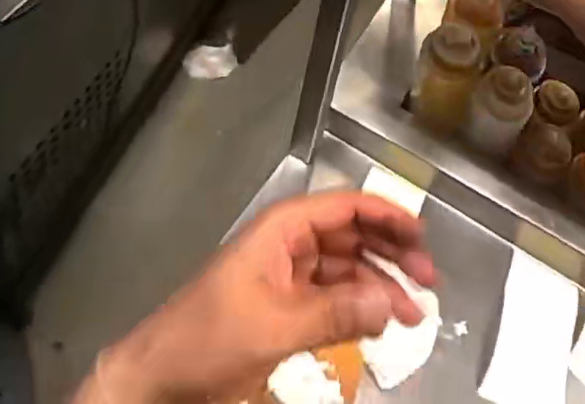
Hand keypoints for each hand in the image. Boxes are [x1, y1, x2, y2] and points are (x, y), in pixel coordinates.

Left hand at [82, 191, 436, 403]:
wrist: (156, 378)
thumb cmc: (210, 337)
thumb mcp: (275, 326)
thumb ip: (337, 313)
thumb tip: (394, 303)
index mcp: (286, 227)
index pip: (348, 206)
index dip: (388, 216)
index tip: (422, 237)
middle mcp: (292, 241)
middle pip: (353, 235)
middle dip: (391, 253)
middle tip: (427, 280)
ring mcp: (289, 272)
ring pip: (347, 267)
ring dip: (379, 284)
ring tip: (413, 310)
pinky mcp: (287, 304)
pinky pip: (333, 296)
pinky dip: (358, 307)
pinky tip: (380, 323)